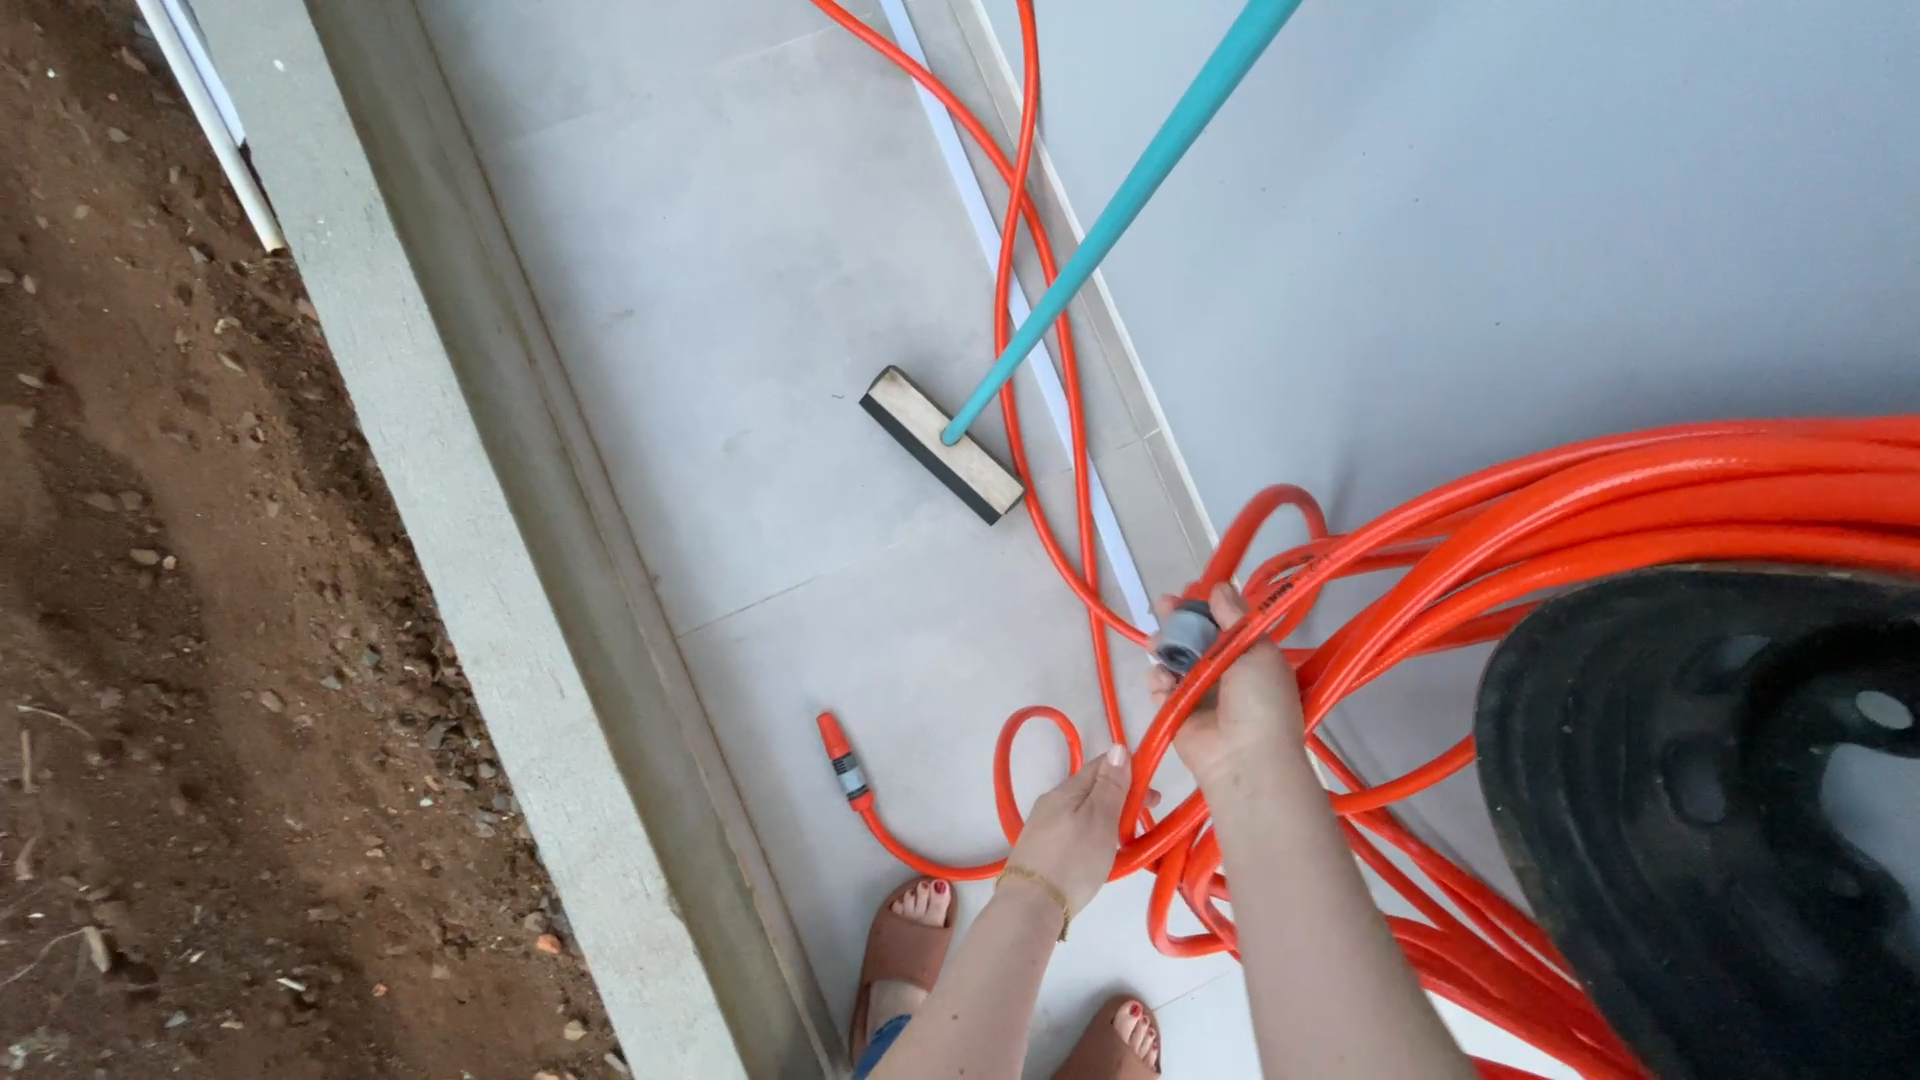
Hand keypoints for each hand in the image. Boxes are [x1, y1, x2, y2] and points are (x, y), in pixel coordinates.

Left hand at [1003, 744, 1130, 914]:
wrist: (1031, 904)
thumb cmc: (1073, 859)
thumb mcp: (1100, 819)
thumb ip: (1110, 786)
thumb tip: (1118, 747)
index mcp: (1067, 790)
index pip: (1100, 765)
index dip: (1129, 771)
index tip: (1153, 794)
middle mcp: (1052, 802)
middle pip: (1092, 789)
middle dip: (1121, 797)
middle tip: (1146, 819)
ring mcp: (1044, 826)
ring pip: (1083, 811)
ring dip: (1108, 817)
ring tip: (1127, 839)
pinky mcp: (1042, 849)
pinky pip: (1074, 831)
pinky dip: (1093, 834)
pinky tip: (1100, 853)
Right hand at [1150, 584, 1304, 790]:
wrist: (1245, 757)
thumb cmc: (1261, 701)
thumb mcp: (1257, 651)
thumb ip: (1234, 617)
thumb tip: (1220, 586)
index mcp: (1247, 657)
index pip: (1222, 624)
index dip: (1205, 607)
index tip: (1191, 589)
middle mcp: (1222, 672)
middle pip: (1193, 638)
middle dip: (1177, 620)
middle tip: (1164, 605)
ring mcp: (1196, 693)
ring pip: (1172, 659)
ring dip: (1164, 647)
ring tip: (1158, 645)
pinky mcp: (1174, 711)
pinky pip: (1159, 687)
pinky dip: (1158, 681)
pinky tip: (1163, 682)